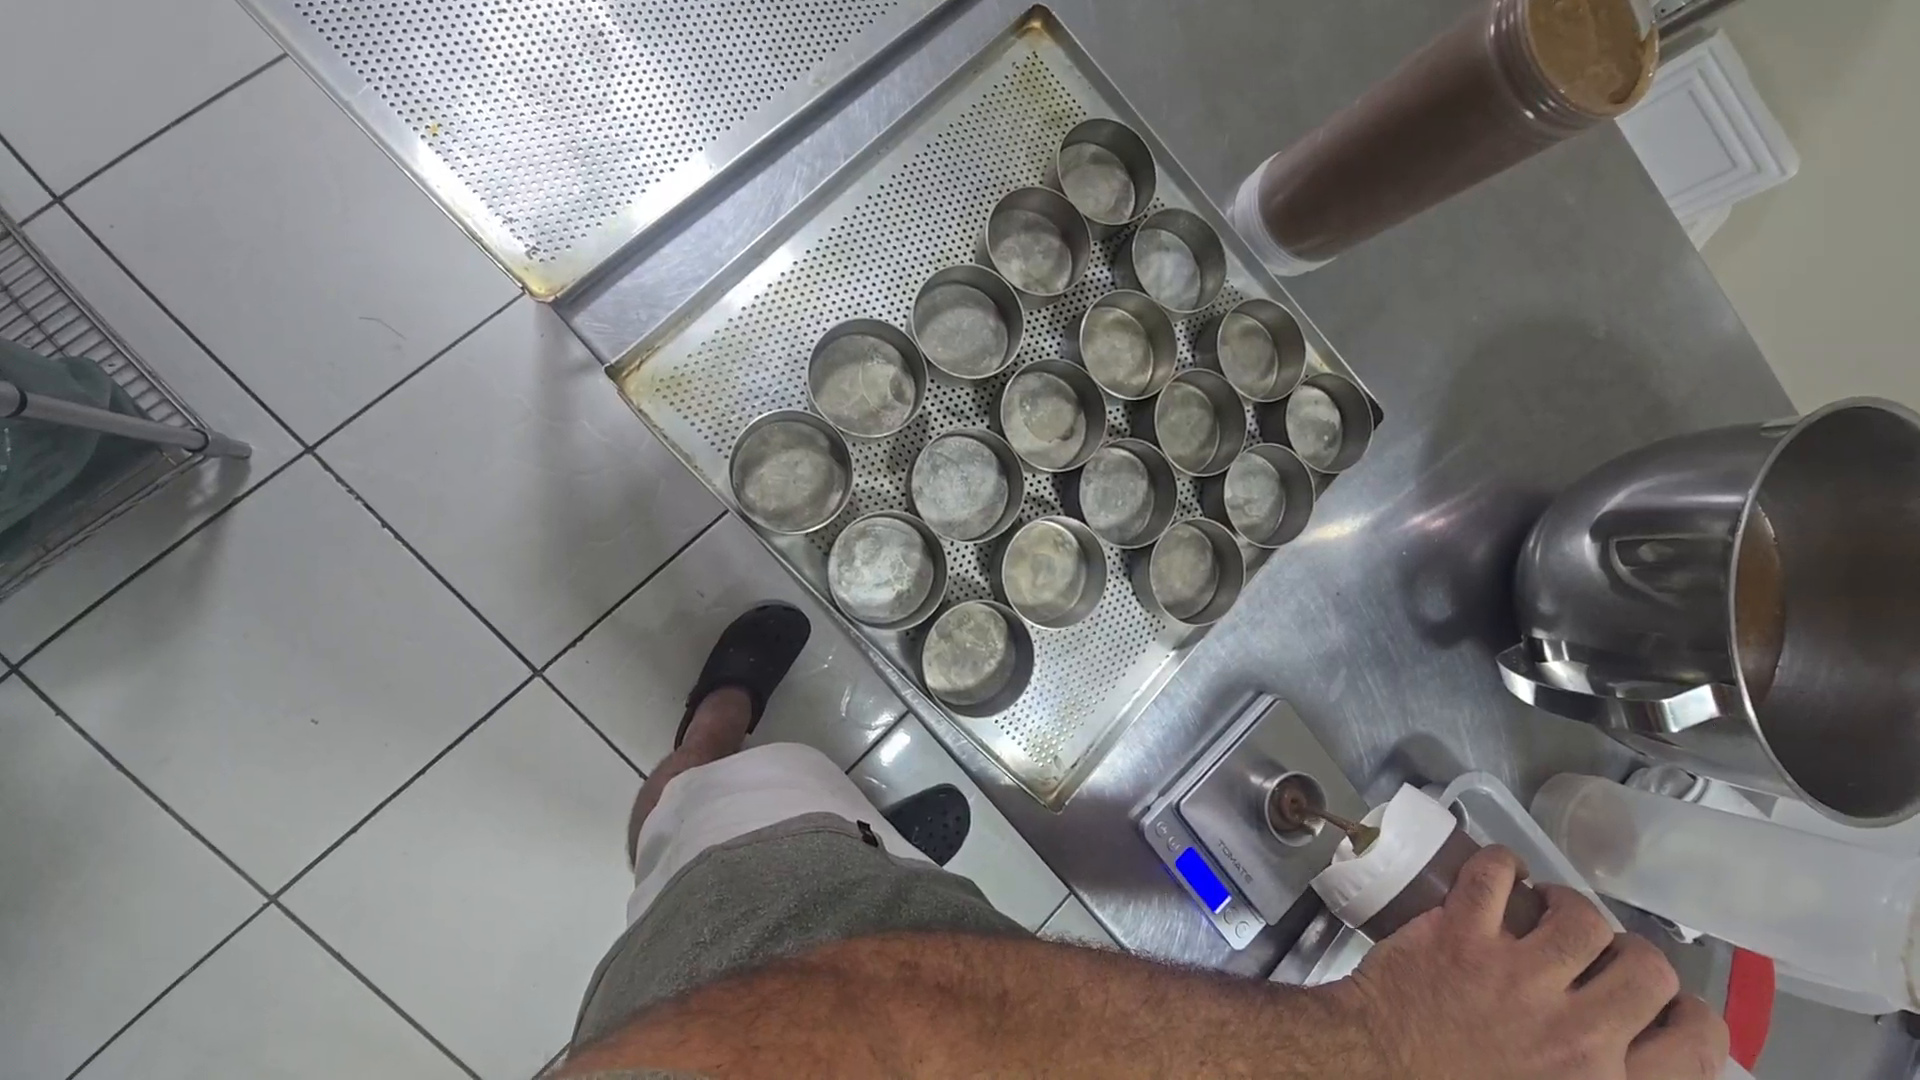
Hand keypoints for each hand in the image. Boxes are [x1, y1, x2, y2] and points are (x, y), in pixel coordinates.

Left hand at [1323, 845, 1728, 1079]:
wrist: (1377, 1072)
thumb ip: (1600, 1079)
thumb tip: (1627, 1055)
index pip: (1697, 1041)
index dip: (1686, 1013)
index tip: (1656, 1001)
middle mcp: (1580, 1033)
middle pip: (1648, 967)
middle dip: (1629, 952)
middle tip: (1596, 951)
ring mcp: (1517, 976)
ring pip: (1582, 916)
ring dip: (1570, 905)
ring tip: (1549, 910)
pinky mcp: (1460, 934)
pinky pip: (1495, 875)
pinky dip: (1502, 863)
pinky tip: (1503, 872)